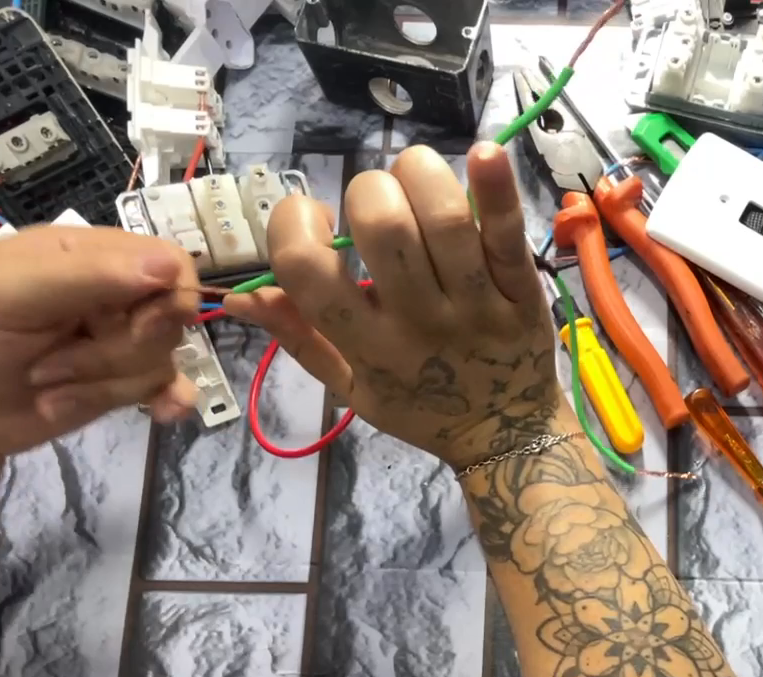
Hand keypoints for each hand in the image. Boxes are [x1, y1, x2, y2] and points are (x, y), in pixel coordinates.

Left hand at [0, 225, 202, 468]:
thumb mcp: (11, 291)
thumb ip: (91, 275)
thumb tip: (172, 268)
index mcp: (85, 256)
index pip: (169, 261)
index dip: (169, 293)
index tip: (140, 321)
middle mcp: (111, 296)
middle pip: (169, 319)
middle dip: (120, 347)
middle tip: (60, 354)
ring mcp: (118, 344)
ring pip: (161, 360)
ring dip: (107, 381)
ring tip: (50, 383)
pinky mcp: (122, 385)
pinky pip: (172, 389)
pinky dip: (171, 401)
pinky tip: (163, 412)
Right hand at [223, 143, 559, 468]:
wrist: (507, 435)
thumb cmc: (424, 411)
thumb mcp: (354, 391)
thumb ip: (301, 341)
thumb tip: (241, 294)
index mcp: (368, 347)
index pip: (308, 270)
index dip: (293, 224)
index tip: (314, 220)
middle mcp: (419, 323)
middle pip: (382, 226)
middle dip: (367, 193)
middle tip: (380, 210)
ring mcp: (475, 306)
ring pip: (442, 217)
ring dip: (419, 177)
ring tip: (417, 185)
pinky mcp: (520, 292)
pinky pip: (507, 234)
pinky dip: (496, 188)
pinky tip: (484, 155)